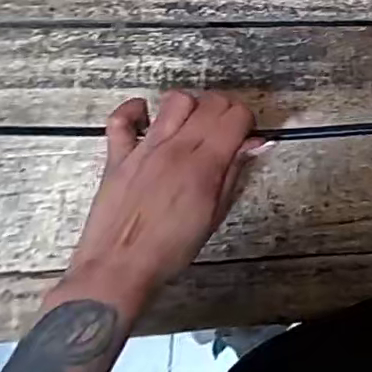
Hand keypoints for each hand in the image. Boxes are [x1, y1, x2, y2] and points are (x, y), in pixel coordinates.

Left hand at [63, 91, 265, 306]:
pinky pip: (121, 119)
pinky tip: (146, 117)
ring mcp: (144, 149)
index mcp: (204, 165)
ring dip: (192, 105)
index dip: (247, 120)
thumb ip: (234, 171)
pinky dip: (134, 110)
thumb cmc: (169, 250)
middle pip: (212, 102)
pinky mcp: (118, 156)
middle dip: (227, 109)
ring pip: (176, 100)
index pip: (236, 116)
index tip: (246, 134)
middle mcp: (175, 149)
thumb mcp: (215, 214)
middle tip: (226, 129)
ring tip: (193, 124)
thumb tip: (254, 144)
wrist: (117, 271)